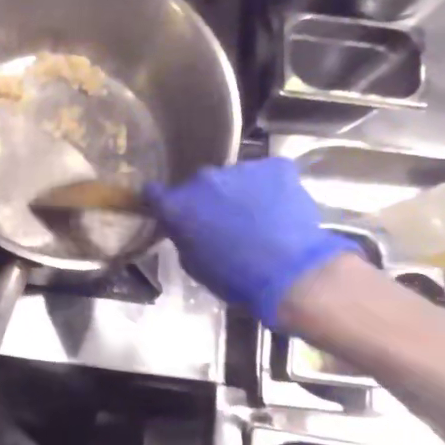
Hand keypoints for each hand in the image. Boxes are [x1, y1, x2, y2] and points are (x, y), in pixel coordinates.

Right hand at [145, 158, 358, 323]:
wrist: (289, 272)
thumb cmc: (234, 278)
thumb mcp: (194, 264)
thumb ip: (184, 237)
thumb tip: (187, 227)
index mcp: (179, 206)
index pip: (155, 194)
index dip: (160, 201)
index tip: (166, 208)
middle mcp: (204, 179)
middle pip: (199, 185)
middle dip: (206, 199)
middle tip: (220, 220)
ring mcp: (241, 168)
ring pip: (234, 178)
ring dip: (237, 192)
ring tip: (255, 217)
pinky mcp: (275, 166)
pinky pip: (266, 174)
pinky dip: (268, 187)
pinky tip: (278, 208)